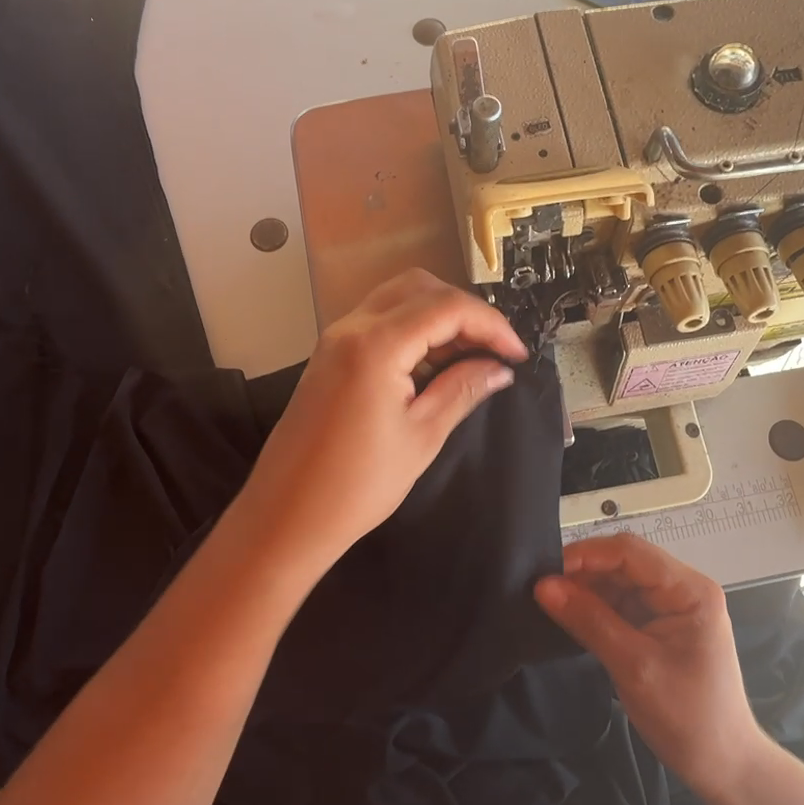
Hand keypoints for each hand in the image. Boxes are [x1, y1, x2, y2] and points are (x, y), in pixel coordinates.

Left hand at [232, 268, 527, 567]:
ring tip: (467, 358)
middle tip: (492, 350)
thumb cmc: (358, 485)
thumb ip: (462, 390)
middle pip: (420, 287)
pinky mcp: (328, 356)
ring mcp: (335, 340)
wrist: (286, 517)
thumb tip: (500, 368)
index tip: (517, 355)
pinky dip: (411, 329)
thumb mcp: (422, 436)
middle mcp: (351, 328)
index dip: (490, 324)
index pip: (447, 307)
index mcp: (376, 345)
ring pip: (396, 298)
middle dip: (463, 310)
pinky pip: (377, 321)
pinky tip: (431, 365)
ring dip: (437, 316)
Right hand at [533, 534, 767, 797]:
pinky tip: (567, 616)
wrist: (724, 767)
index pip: (630, 552)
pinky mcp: (659, 627)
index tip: (545, 570)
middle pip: (624, 564)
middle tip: (538, 587)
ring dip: (585, 591)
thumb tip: (543, 586)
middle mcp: (682, 589)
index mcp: (690, 590)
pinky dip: (594, 609)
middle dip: (582, 573)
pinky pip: (621, 605)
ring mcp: (671, 608)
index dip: (586, 554)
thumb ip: (589, 621)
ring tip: (546, 600)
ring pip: (618, 583)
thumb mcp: (633, 667)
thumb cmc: (687, 717)